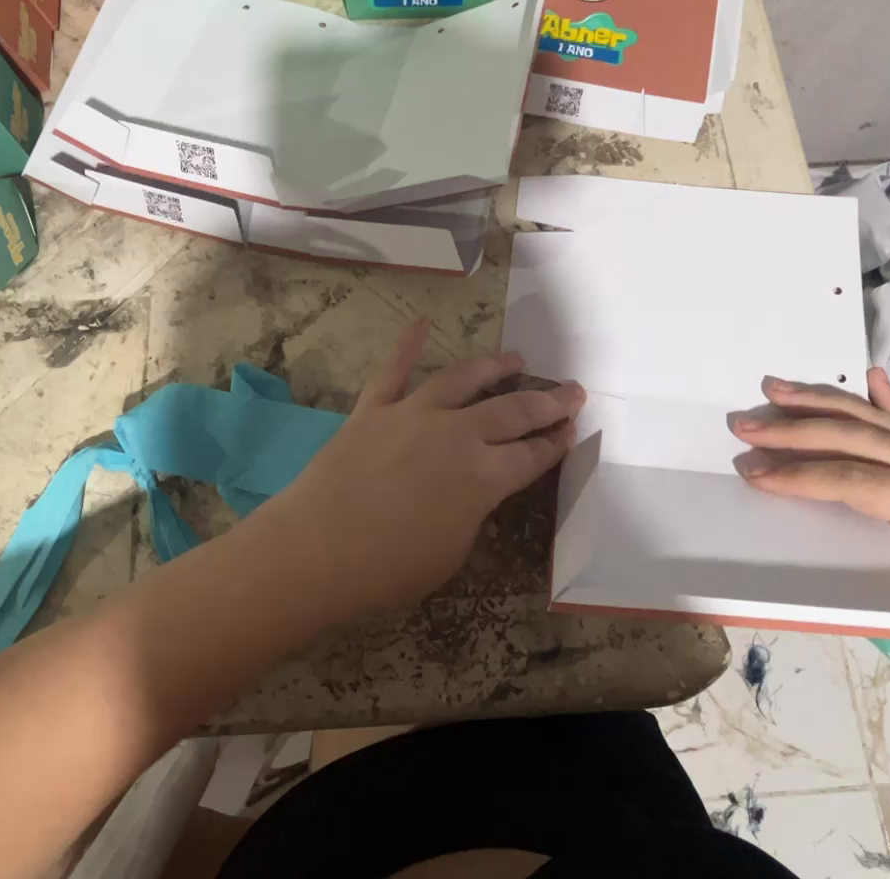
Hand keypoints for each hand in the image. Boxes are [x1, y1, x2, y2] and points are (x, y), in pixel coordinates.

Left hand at [275, 318, 584, 616]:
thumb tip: (473, 495)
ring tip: (515, 359)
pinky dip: (407, 344)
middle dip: (548, 402)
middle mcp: (457, 435)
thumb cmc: (388, 569)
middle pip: (512, 411)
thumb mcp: (452, 555)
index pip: (532, 456)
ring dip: (494, 366)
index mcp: (484, 478)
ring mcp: (413, 415)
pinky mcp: (373, 409)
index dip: (556, 443)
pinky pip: (394, 371)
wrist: (316, 551)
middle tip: (571, 391)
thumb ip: (472, 517)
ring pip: (463, 380)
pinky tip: (420, 321)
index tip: (573, 428)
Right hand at [728, 368, 889, 659]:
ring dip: (824, 404)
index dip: (801, 473)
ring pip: (881, 423)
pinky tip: (870, 375)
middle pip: (865, 439)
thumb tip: (787, 522)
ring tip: (776, 390)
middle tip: (747, 426)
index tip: (754, 474)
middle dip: (799, 430)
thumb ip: (844, 558)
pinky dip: (886, 401)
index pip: (858, 479)